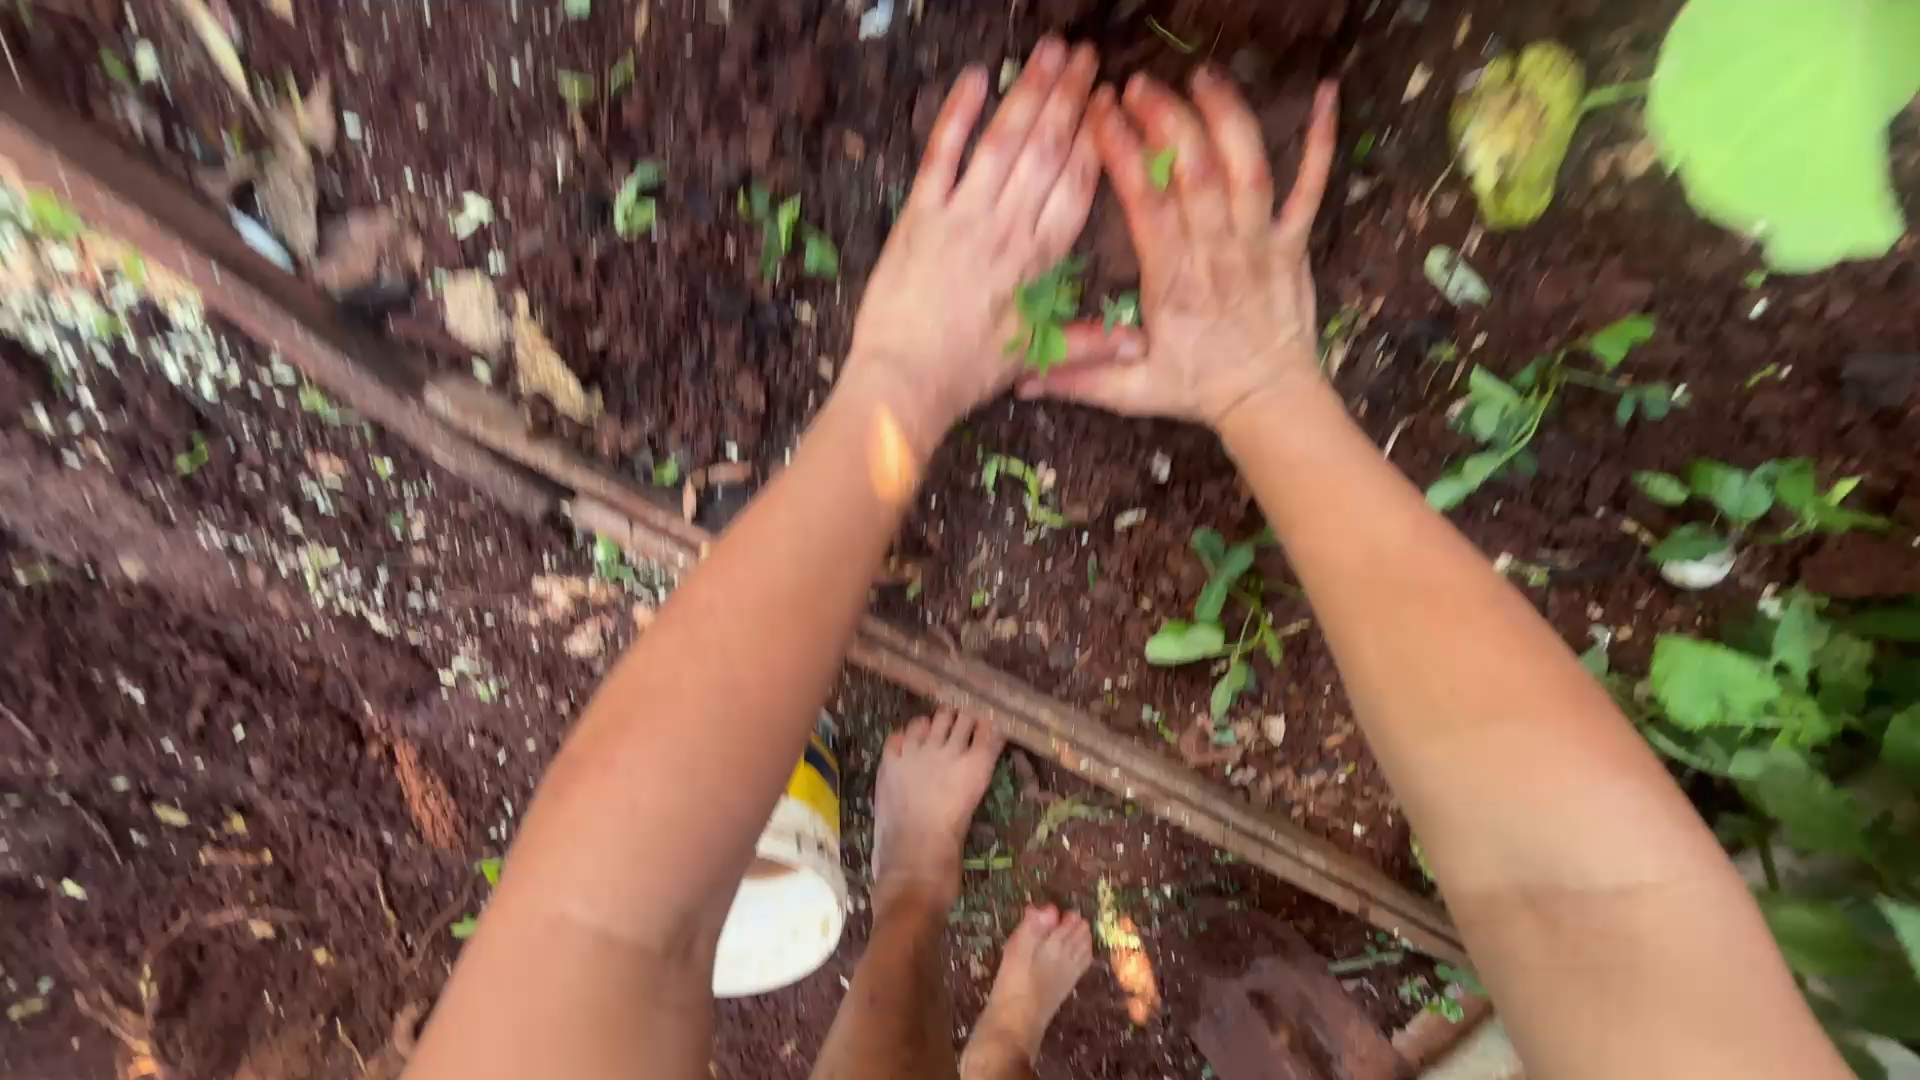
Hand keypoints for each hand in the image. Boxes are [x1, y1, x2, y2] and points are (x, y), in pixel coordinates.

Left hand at [840, 39, 1134, 445]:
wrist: (903, 381)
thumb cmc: (967, 374)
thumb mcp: (1032, 356)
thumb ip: (1088, 343)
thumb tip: (1139, 345)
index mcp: (1037, 262)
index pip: (1076, 187)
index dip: (1094, 141)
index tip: (1108, 105)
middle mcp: (1004, 229)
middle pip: (1045, 152)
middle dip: (1069, 100)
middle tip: (1087, 57)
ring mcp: (959, 217)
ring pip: (1003, 143)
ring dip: (1028, 93)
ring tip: (1051, 52)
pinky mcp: (918, 216)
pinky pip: (941, 155)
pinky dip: (957, 115)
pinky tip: (977, 78)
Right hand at [1017, 69, 1338, 428]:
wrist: (1267, 400)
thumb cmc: (1197, 391)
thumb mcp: (1130, 392)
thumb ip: (1078, 380)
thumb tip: (1020, 380)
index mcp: (1173, 283)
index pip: (1146, 207)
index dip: (1124, 157)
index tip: (1101, 117)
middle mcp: (1218, 253)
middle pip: (1196, 173)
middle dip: (1167, 120)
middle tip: (1139, 85)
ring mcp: (1260, 243)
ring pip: (1247, 169)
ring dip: (1226, 116)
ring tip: (1200, 76)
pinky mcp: (1293, 242)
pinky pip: (1312, 186)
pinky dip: (1321, 141)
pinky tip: (1323, 95)